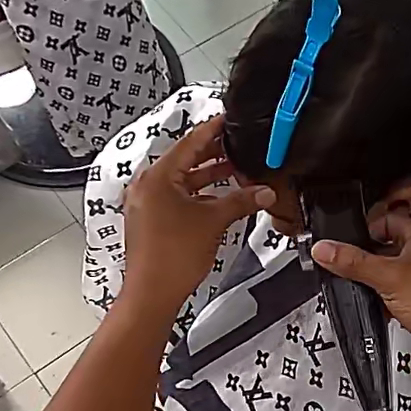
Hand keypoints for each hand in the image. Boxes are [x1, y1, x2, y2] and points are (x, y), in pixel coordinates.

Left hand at [121, 115, 272, 311]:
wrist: (154, 291)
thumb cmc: (172, 257)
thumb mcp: (214, 221)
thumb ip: (241, 201)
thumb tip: (263, 193)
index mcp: (157, 177)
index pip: (189, 143)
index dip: (212, 130)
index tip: (226, 120)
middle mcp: (147, 186)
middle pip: (185, 160)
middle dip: (214, 155)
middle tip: (237, 146)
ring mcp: (148, 203)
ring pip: (183, 181)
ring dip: (208, 177)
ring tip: (235, 172)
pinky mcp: (152, 219)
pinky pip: (178, 198)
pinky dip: (199, 195)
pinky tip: (220, 199)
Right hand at [310, 214, 410, 370]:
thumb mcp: (387, 278)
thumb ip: (353, 262)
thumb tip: (325, 249)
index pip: (386, 219)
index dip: (364, 229)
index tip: (345, 242)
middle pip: (388, 246)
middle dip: (368, 260)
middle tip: (352, 269)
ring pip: (393, 272)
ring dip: (379, 282)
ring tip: (369, 291)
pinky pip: (401, 293)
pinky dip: (389, 299)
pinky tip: (383, 308)